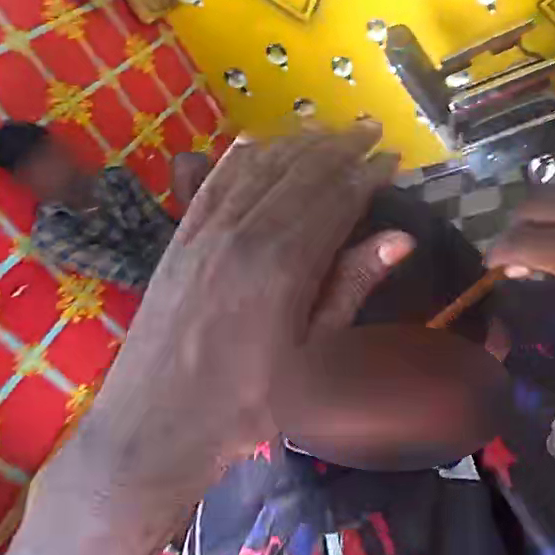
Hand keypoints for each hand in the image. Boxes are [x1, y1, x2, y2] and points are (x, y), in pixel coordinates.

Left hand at [34, 126, 412, 539]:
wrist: (153, 427)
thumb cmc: (246, 404)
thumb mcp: (312, 356)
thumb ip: (352, 287)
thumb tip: (401, 238)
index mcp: (284, 265)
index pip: (336, 200)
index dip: (368, 173)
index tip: (393, 156)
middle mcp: (245, 233)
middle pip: (301, 173)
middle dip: (341, 146)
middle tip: (371, 127)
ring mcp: (207, 230)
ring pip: (260, 168)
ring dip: (297, 142)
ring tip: (328, 128)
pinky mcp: (181, 236)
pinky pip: (214, 181)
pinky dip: (240, 156)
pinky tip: (256, 139)